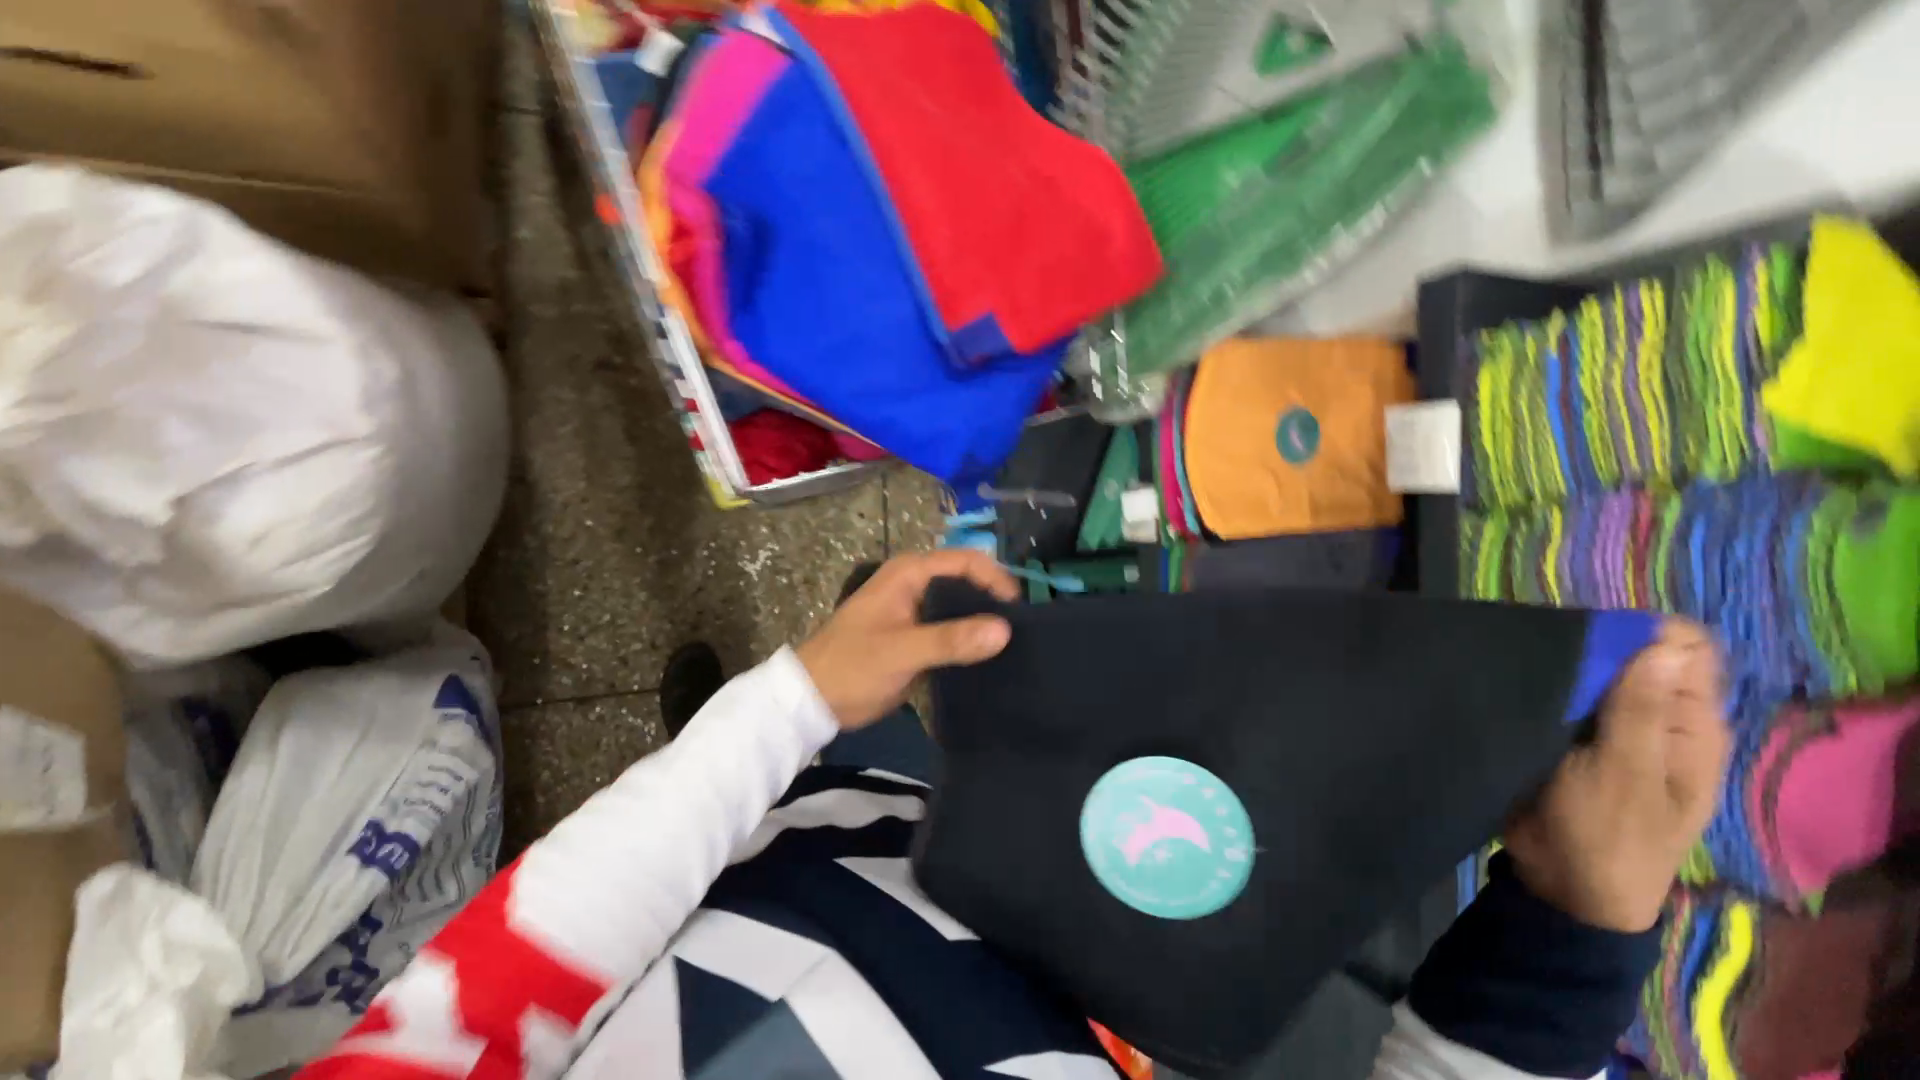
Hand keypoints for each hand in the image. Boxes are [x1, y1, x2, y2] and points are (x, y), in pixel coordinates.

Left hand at [796, 551, 1018, 729]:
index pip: (966, 561)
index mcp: (909, 574)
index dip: (995, 580)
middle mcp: (917, 586)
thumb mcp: (901, 651)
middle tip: (1026, 629)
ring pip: (964, 609)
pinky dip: (973, 643)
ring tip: (1017, 646)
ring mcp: (919, 614)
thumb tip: (1005, 629)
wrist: (813, 701)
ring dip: (986, 624)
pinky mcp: (921, 641)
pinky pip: (955, 634)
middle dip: (995, 602)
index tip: (1019, 611)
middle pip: (969, 582)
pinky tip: (994, 660)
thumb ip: (951, 639)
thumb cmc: (852, 666)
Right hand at [1503, 618, 1730, 932]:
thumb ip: (1641, 708)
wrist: (1561, 886)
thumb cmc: (1608, 834)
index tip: (1597, 643)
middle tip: (1556, 662)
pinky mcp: (1571, 737)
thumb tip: (1664, 642)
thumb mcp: (1625, 772)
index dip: (1645, 634)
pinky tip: (1520, 685)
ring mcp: (1614, 728)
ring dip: (1567, 666)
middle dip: (1598, 646)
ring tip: (1530, 671)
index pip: (1686, 650)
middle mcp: (1659, 719)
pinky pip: (1563, 695)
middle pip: (1637, 654)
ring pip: (1596, 672)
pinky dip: (1546, 684)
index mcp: (1691, 726)